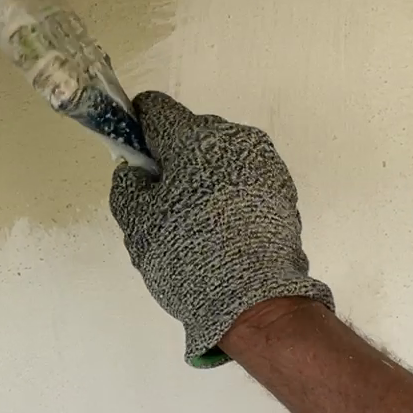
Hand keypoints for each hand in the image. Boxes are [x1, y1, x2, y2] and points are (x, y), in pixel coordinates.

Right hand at [109, 92, 334, 367]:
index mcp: (193, 137)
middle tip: (167, 208)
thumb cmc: (189, 257)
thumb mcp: (137, 226)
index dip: (139, 132)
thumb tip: (136, 172)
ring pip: (222, 161)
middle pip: (192, 136)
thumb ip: (128, 186)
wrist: (254, 302)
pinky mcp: (285, 194)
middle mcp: (235, 139)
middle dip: (177, 161)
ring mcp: (266, 166)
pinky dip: (232, 201)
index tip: (137, 161)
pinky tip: (227, 237)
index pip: (155, 110)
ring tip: (201, 229)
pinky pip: (246, 185)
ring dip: (207, 182)